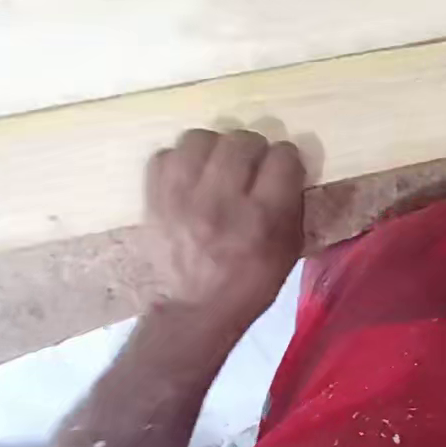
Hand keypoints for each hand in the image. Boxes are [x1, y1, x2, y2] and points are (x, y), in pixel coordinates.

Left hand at [145, 129, 305, 325]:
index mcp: (264, 214)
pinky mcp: (154, 199)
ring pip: (201, 138)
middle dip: (254, 148)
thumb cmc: (255, 279)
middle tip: (254, 165)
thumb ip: (291, 201)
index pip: (283, 156)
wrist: (198, 308)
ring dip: (216, 147)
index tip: (285, 169)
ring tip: (220, 165)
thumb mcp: (291, 244)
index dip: (288, 158)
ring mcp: (183, 197)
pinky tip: (192, 177)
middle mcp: (223, 199)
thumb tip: (285, 169)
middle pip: (242, 140)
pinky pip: (165, 155)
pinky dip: (181, 160)